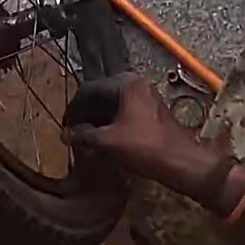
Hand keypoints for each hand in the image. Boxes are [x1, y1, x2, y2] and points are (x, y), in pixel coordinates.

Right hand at [65, 75, 231, 211]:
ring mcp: (146, 96)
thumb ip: (84, 135)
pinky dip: (111, 122)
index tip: (65, 126)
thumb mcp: (109, 141)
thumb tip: (65, 136)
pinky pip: (124, 111)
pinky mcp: (151, 110)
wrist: (180, 161)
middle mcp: (136, 84)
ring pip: (113, 103)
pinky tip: (103, 138)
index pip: (90, 89)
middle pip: (102, 94)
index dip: (74, 108)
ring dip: (98, 119)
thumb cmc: (144, 147)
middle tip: (73, 131)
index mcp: (125, 84)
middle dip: (86, 113)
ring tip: (85, 137)